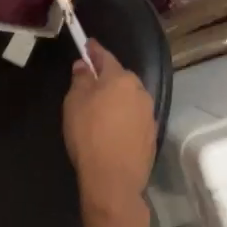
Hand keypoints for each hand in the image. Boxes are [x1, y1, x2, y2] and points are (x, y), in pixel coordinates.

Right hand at [63, 41, 155, 226]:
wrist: (113, 181)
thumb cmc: (89, 135)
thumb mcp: (74, 102)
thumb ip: (80, 79)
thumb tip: (85, 66)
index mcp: (120, 78)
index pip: (105, 56)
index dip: (94, 50)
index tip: (87, 44)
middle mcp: (140, 91)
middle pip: (120, 77)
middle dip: (107, 77)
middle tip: (90, 83)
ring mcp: (149, 115)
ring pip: (130, 98)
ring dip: (117, 99)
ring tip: (101, 110)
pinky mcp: (151, 137)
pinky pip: (135, 118)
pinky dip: (124, 118)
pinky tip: (113, 130)